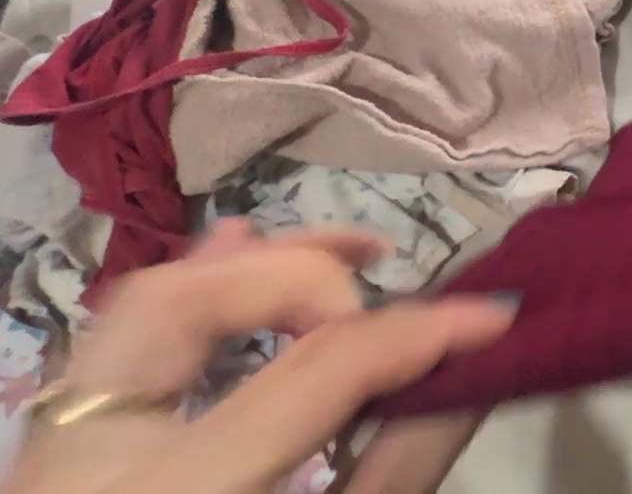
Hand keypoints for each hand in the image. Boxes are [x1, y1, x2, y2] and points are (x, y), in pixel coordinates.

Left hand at [1, 221, 510, 493]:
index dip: (420, 331)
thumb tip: (483, 355)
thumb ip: (409, 457)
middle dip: (306, 274)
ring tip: (354, 254)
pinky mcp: (64, 448)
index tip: (495, 316)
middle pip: (189, 304)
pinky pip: (121, 340)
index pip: (318, 370)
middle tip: (386, 281)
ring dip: (260, 262)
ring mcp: (53, 456)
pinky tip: (254, 246)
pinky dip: (202, 285)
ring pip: (147, 301)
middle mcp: (84, 468)